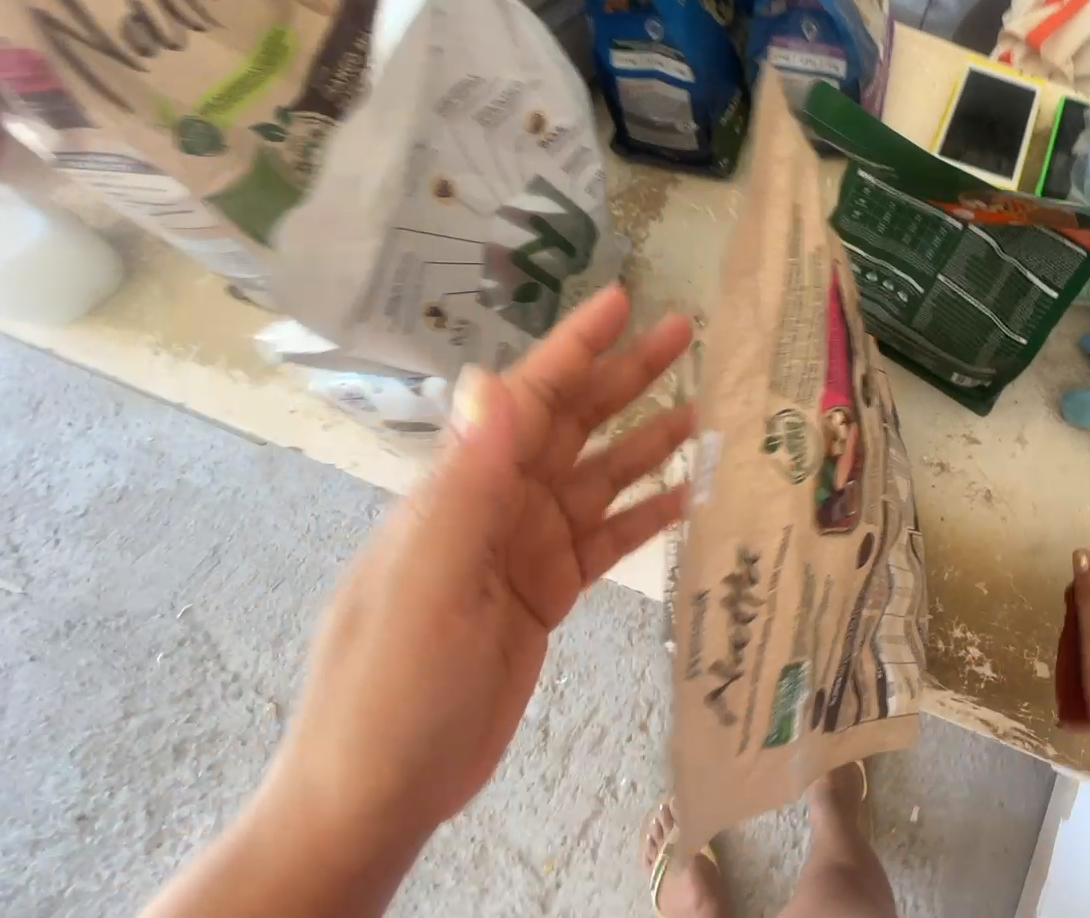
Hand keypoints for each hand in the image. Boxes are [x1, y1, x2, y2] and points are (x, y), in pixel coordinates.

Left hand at [262, 285, 694, 851]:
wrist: (382, 790)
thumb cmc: (394, 686)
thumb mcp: (427, 582)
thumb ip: (466, 482)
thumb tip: (494, 381)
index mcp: (465, 488)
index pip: (530, 398)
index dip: (576, 347)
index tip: (621, 300)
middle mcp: (499, 503)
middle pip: (576, 424)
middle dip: (628, 376)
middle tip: (685, 335)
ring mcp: (527, 547)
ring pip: (602, 477)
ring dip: (650, 442)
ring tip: (707, 411)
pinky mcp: (551, 589)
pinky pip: (610, 538)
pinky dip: (648, 514)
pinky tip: (690, 495)